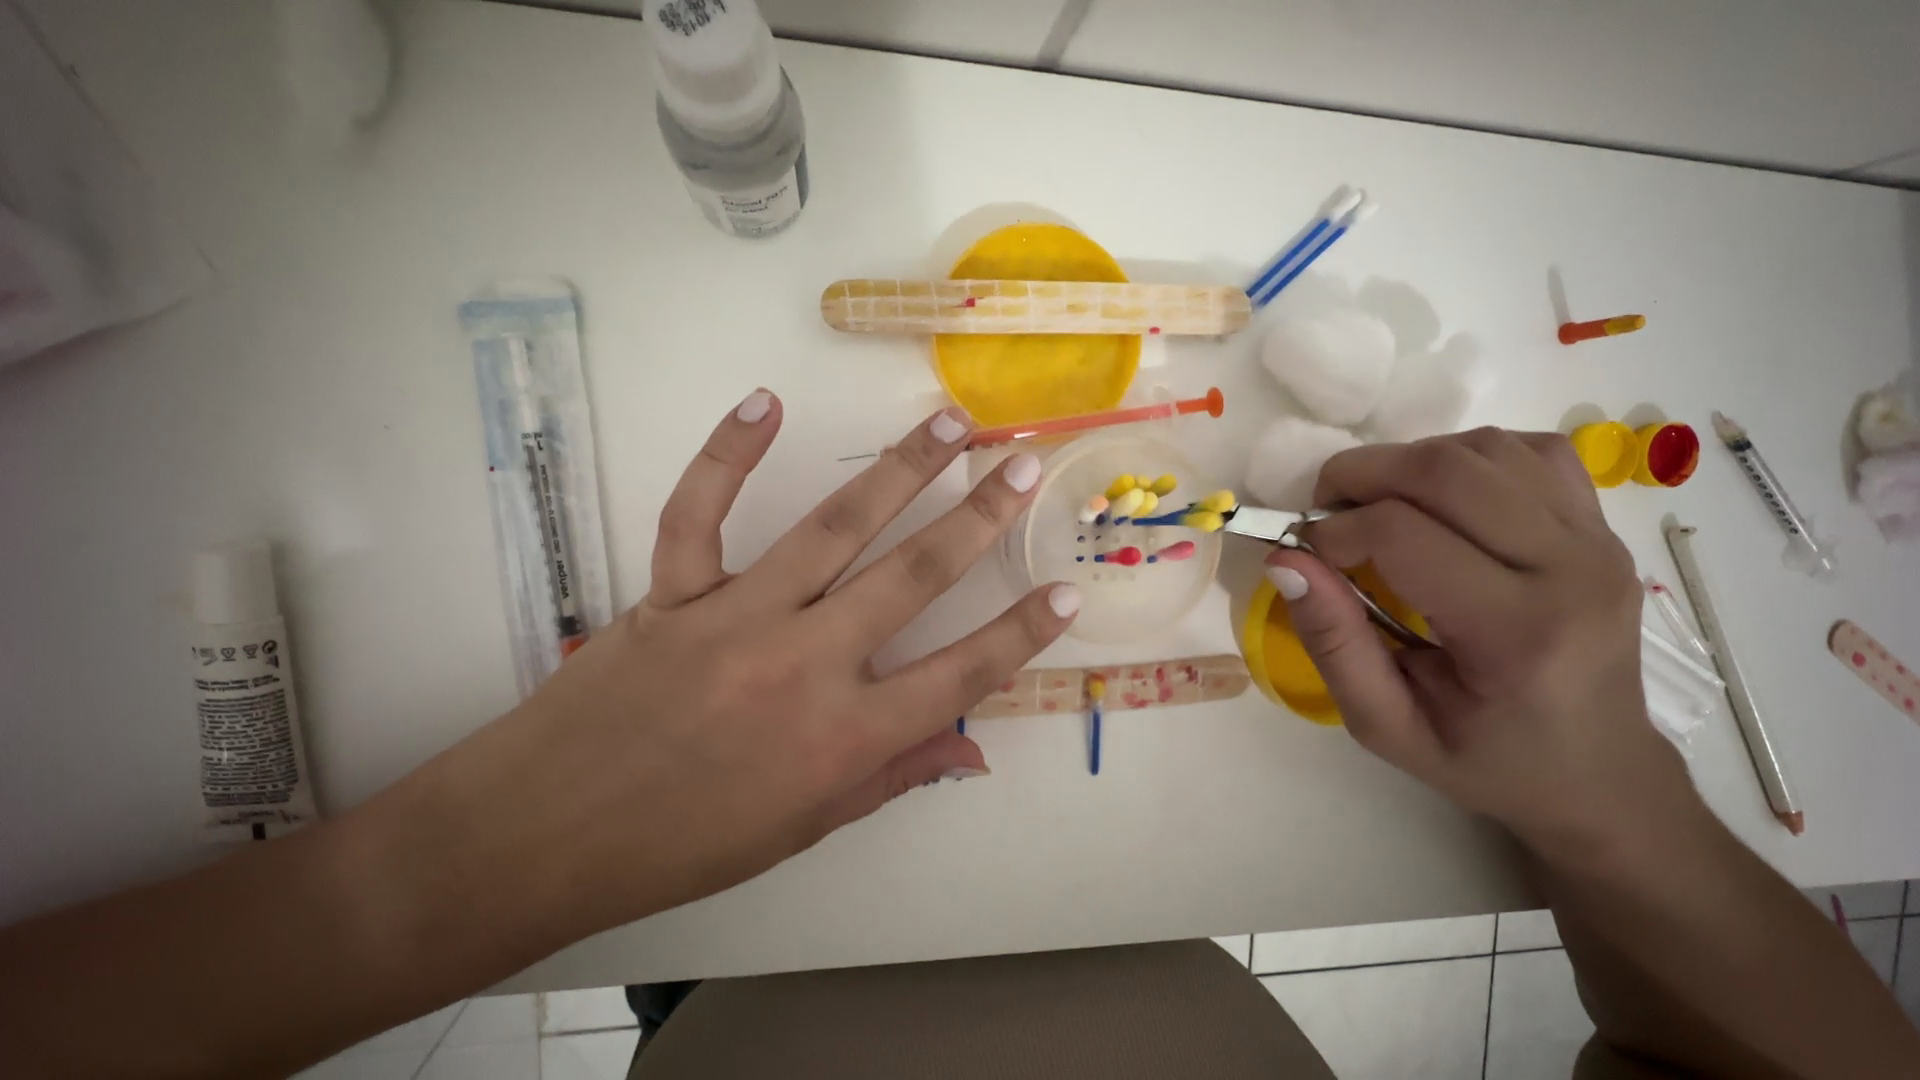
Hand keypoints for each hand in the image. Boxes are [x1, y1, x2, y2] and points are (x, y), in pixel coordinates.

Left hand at [431, 391, 1078, 940]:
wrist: (544, 837)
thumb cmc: (684, 845)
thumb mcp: (802, 826)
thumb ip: (890, 776)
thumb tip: (972, 750)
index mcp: (844, 738)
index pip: (961, 675)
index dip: (1022, 634)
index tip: (1068, 591)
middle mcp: (805, 667)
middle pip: (912, 578)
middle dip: (978, 518)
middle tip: (1021, 466)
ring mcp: (737, 619)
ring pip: (834, 530)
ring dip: (898, 472)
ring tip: (947, 425)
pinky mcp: (672, 593)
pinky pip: (701, 512)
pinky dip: (729, 454)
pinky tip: (765, 402)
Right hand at [1263, 427, 1693, 860]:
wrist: (1596, 772)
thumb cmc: (1484, 759)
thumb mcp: (1386, 726)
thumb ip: (1333, 643)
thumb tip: (1285, 561)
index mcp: (1518, 634)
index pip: (1405, 534)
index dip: (1333, 531)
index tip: (1305, 555)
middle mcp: (1571, 570)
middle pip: (1447, 470)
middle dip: (1361, 475)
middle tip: (1326, 513)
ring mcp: (1597, 540)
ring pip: (1484, 448)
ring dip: (1409, 462)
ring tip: (1378, 507)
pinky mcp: (1602, 526)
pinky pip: (1528, 451)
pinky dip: (1467, 457)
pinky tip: (1441, 498)